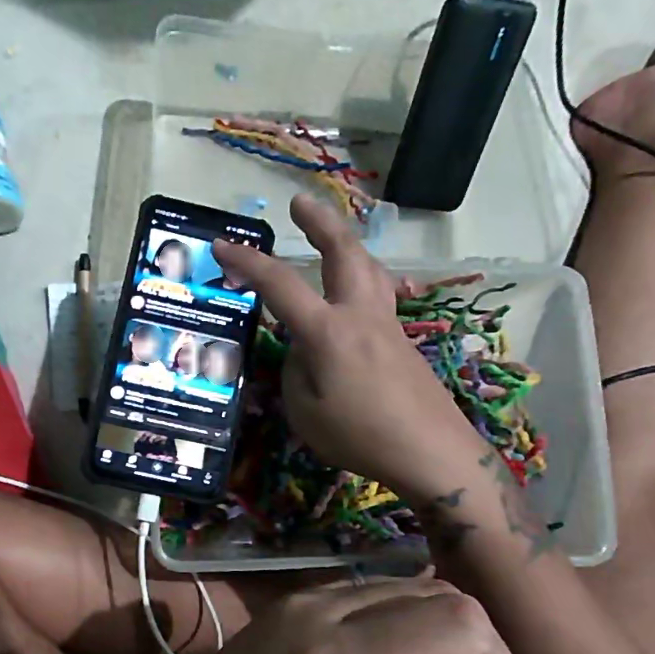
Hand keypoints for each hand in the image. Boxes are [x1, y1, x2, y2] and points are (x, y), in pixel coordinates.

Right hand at [213, 194, 480, 496]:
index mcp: (327, 331)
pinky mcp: (401, 341)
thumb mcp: (305, 412)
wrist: (431, 451)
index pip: (280, 285)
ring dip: (347, 244)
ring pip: (369, 267)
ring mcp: (387, 325)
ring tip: (331, 238)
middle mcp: (359, 315)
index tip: (223, 245)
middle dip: (321, 221)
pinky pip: (378, 295)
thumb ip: (297, 371)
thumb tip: (304, 350)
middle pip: (344, 251)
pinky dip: (360, 279)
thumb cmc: (360, 436)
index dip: (248, 262)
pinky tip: (353, 297)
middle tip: (300, 202)